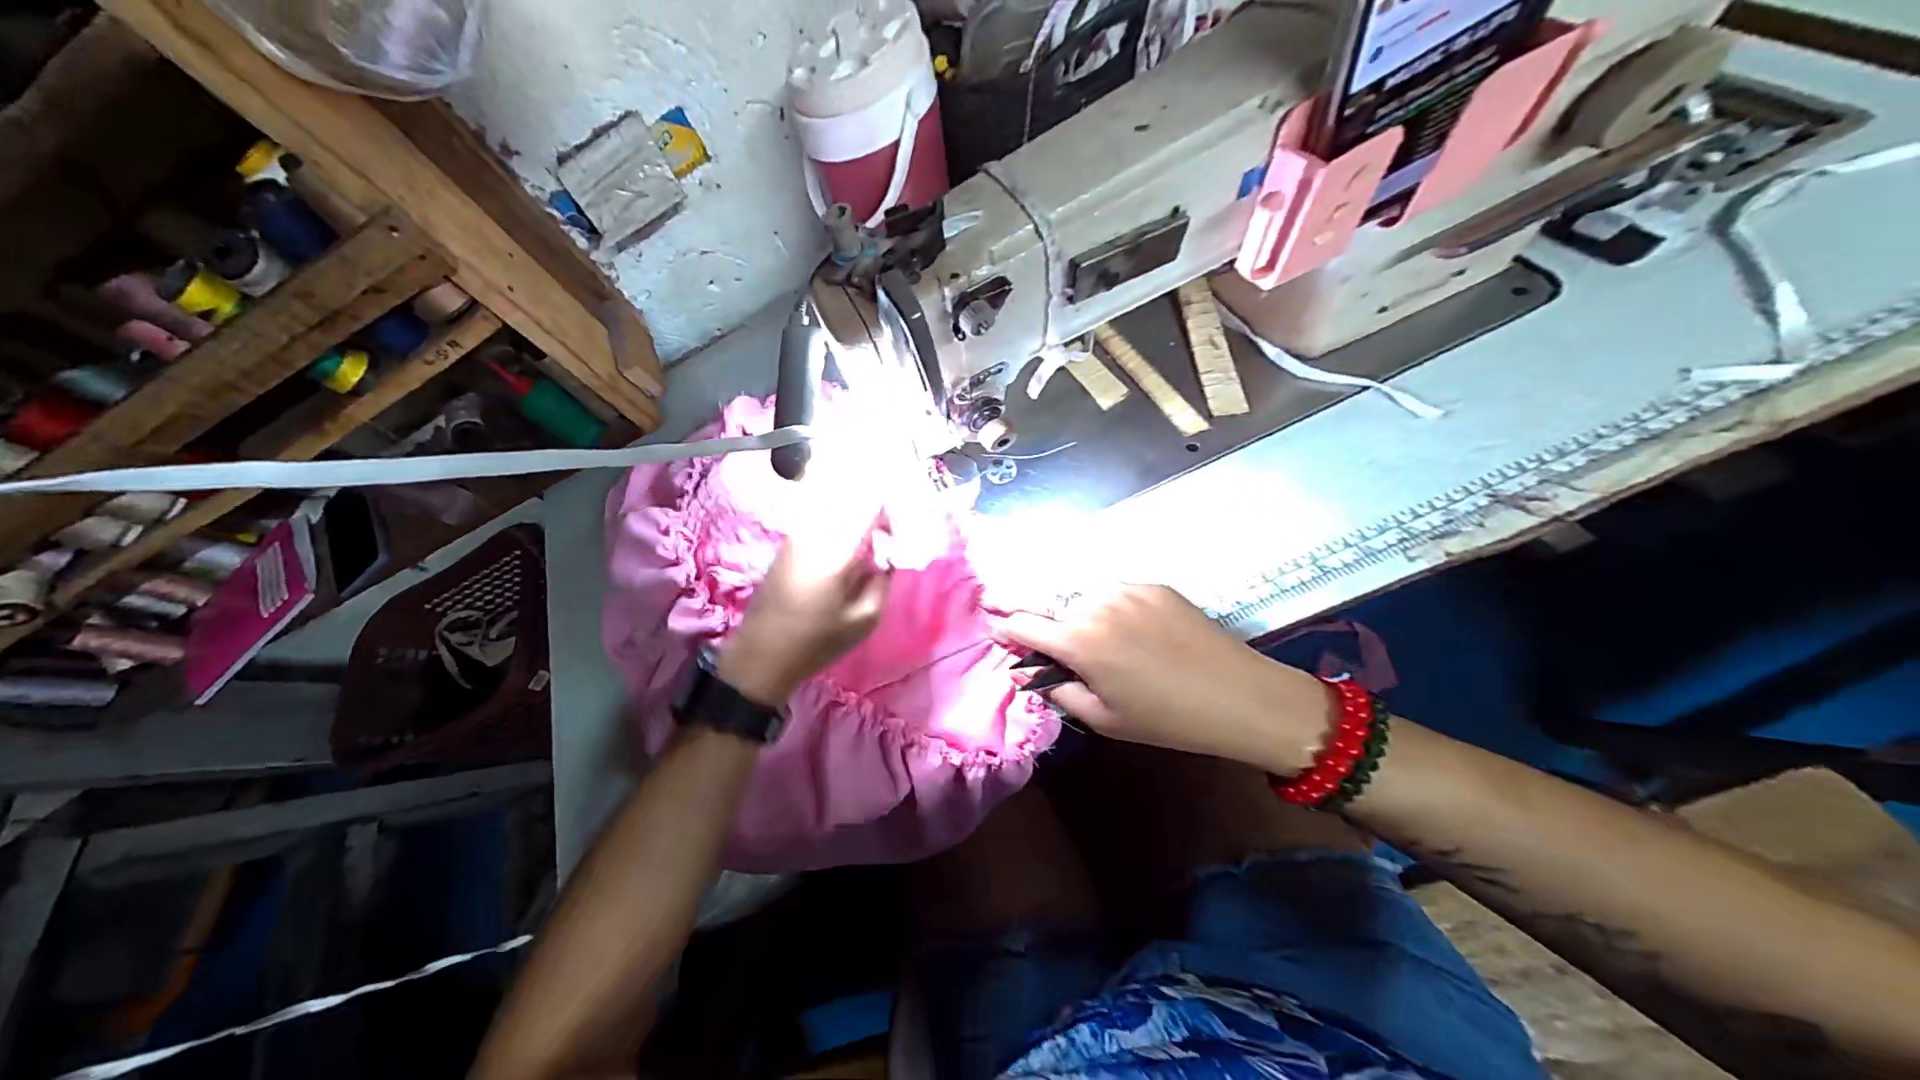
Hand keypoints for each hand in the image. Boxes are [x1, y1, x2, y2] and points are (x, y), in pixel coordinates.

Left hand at [716, 508, 890, 706]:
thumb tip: (889, 554)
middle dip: (873, 514)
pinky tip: (844, 550)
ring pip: (833, 510)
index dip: (890, 514)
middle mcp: (814, 533)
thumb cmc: (816, 642)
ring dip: (854, 518)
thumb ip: (883, 580)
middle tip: (887, 537)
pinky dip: (837, 526)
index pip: (870, 508)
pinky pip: (819, 521)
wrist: (761, 655)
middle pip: (851, 503)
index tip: (899, 533)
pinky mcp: (786, 544)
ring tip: (868, 544)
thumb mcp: (864, 619)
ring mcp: (796, 536)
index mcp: (836, 550)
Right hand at [989, 584, 1332, 773]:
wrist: (1240, 695)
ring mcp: (1126, 588)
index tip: (996, 630)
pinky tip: (1123, 628)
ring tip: (1087, 634)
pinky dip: (1105, 604)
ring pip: (1080, 593)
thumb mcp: (1103, 718)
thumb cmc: (1166, 718)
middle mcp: (1096, 603)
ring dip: (1072, 609)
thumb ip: (1057, 689)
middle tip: (1035, 631)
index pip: (1021, 622)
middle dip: (1034, 615)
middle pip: (1047, 601)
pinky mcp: (1153, 584)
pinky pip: (1113, 589)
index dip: (1003, 626)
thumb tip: (1024, 671)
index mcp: (1078, 640)